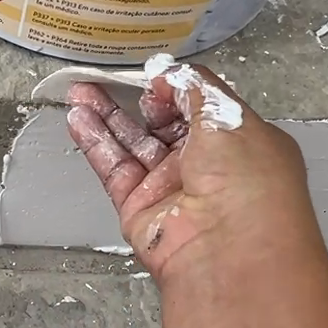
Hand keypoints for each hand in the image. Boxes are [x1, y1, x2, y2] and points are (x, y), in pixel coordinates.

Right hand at [64, 62, 326, 285]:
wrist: (228, 252)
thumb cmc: (248, 187)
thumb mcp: (228, 116)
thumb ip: (194, 88)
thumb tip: (168, 75)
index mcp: (238, 142)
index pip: (199, 107)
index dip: (175, 89)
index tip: (154, 76)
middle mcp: (205, 166)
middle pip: (160, 124)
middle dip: (133, 99)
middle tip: (105, 77)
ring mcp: (170, 188)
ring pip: (131, 144)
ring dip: (105, 116)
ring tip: (80, 91)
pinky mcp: (139, 208)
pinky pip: (113, 168)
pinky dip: (95, 143)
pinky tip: (78, 119)